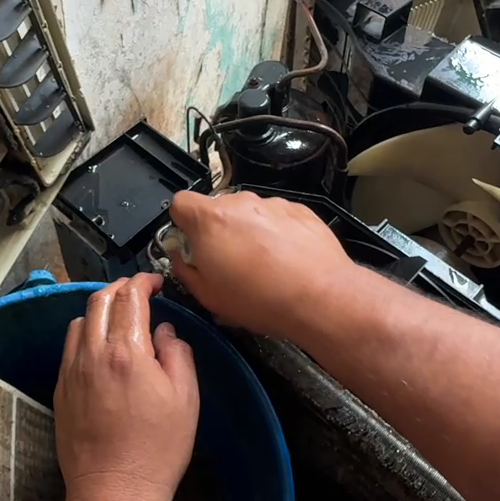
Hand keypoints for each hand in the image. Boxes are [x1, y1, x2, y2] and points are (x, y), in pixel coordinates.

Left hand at [53, 272, 198, 500]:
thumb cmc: (157, 449)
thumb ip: (178, 354)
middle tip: (139, 290)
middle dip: (120, 287)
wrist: (113, 492)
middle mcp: (92, 355)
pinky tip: (101, 347)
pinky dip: (86, 333)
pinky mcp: (61, 390)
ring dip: (100, 309)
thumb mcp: (186, 399)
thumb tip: (164, 330)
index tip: (155, 282)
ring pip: (79, 320)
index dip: (143, 281)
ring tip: (120, 317)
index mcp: (126, 352)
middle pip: (99, 300)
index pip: (130, 297)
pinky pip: (70, 347)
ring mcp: (71, 372)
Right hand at [167, 190, 357, 339]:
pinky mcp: (298, 210)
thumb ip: (185, 269)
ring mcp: (271, 204)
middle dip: (218, 232)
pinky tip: (284, 262)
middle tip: (228, 265)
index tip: (190, 242)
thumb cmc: (263, 298)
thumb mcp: (208, 296)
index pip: (180, 202)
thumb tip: (181, 258)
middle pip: (217, 209)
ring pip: (249, 214)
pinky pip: (276, 218)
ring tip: (262, 268)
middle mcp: (240, 203)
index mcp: (210, 220)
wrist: (319, 296)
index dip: (182, 222)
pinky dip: (276, 234)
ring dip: (249, 234)